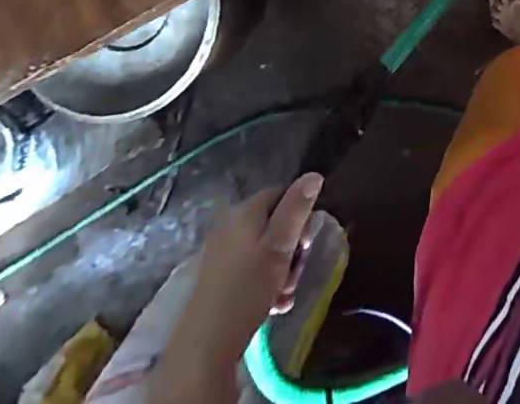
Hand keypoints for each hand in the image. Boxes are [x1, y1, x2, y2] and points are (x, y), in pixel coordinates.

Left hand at [201, 173, 323, 318]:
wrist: (205, 344)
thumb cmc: (248, 287)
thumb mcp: (280, 244)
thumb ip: (297, 208)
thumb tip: (313, 175)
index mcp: (244, 211)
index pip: (283, 194)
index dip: (301, 214)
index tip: (307, 242)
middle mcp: (230, 224)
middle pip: (276, 222)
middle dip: (293, 246)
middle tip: (297, 271)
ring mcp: (222, 250)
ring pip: (267, 248)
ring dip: (283, 268)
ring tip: (285, 292)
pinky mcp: (219, 275)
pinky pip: (252, 266)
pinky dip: (266, 280)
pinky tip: (273, 302)